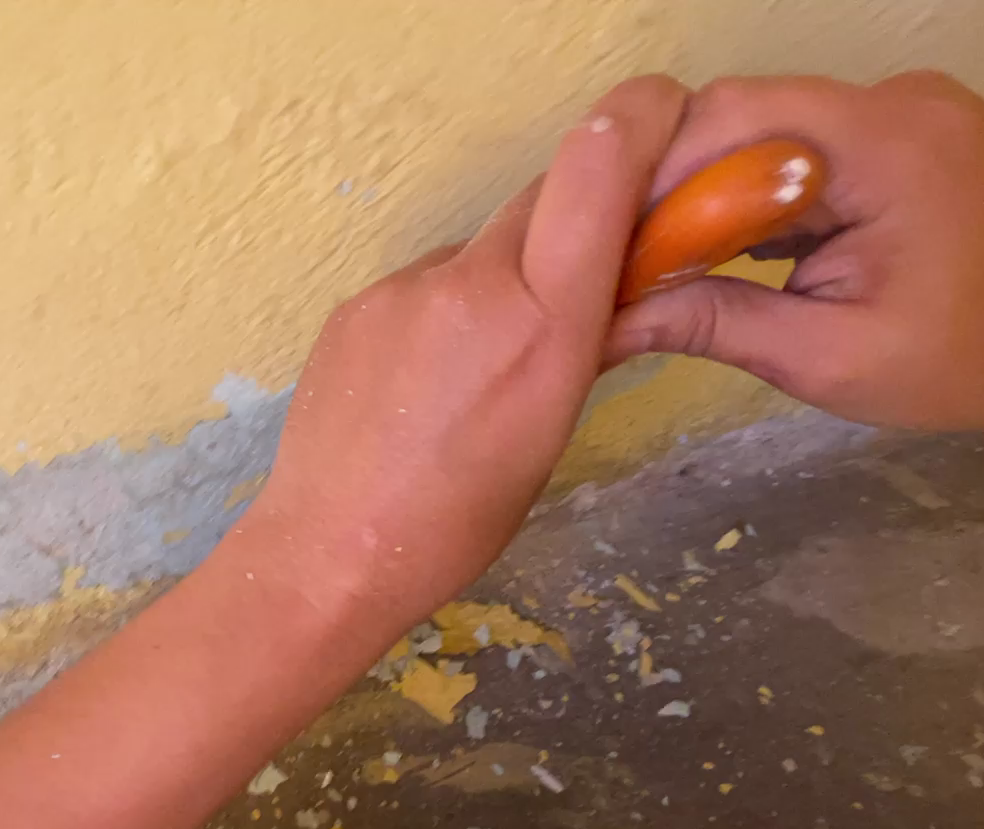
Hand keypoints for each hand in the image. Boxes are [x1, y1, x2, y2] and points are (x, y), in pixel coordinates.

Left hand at [229, 76, 689, 635]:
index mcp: (540, 325)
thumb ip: (576, 348)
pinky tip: (412, 384)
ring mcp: (396, 292)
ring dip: (489, 287)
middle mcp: (467, 286)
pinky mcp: (350, 308)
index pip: (595, 165)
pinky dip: (433, 315)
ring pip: (471, 255)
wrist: (328, 550)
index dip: (634, 123)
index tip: (654, 124)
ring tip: (461, 375)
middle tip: (553, 302)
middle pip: (535, 202)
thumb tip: (603, 299)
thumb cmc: (453, 526)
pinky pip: (415, 289)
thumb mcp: (545, 440)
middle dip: (562, 234)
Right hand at [607, 73, 983, 452]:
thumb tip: (606, 323)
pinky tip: (705, 256)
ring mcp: (895, 118)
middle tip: (617, 269)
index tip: (599, 255)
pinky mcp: (889, 145)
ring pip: (753, 136)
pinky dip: (733, 204)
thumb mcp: (823, 358)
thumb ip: (712, 324)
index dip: (648, 180)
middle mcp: (891, 105)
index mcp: (887, 144)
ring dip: (693, 200)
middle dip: (661, 191)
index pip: (731, 119)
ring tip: (649, 269)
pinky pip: (785, 157)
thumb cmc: (964, 363)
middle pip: (735, 117)